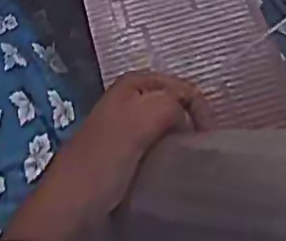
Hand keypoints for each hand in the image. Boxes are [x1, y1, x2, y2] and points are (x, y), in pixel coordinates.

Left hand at [6, 72, 212, 239]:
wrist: (74, 200)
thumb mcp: (136, 121)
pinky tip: (175, 170)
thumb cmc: (103, 157)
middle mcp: (131, 99)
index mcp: (133, 84)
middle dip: (194, 122)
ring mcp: (129, 127)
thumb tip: (188, 112)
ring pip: (169, 126)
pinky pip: (160, 146)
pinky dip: (172, 155)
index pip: (181, 86)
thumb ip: (165, 105)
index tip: (211, 141)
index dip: (200, 108)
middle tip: (206, 152)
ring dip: (184, 140)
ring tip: (193, 163)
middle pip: (176, 105)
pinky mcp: (128, 153)